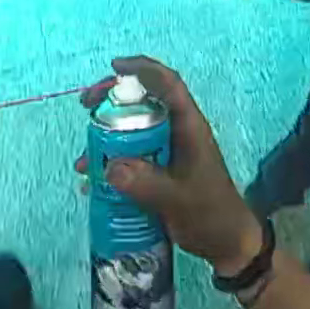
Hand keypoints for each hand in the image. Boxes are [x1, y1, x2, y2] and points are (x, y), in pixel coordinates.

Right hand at [76, 56, 264, 276]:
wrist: (226, 242)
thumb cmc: (208, 212)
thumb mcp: (176, 199)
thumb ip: (144, 183)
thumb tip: (108, 167)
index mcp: (188, 125)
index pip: (168, 84)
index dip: (143, 68)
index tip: (115, 67)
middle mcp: (177, 129)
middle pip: (144, 100)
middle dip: (114, 98)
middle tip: (86, 103)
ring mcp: (168, 148)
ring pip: (134, 128)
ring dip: (107, 134)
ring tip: (84, 158)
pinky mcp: (161, 167)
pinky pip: (132, 153)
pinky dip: (111, 160)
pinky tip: (92, 181)